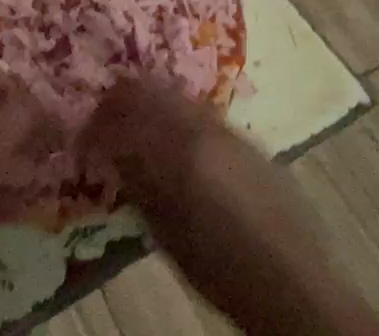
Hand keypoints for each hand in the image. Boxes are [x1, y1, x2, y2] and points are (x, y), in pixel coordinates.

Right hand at [83, 77, 378, 335]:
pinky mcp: (250, 142)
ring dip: (148, 104)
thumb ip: (136, 181)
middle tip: (102, 123)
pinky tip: (175, 145)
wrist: (295, 287)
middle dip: (118, 102)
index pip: (120, 116)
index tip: (83, 140)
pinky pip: (201, 114)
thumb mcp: (164, 229)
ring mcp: (230, 130)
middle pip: (148, 90)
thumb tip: (110, 151)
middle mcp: (203, 126)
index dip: (95, 126)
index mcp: (178, 148)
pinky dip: (177, 117)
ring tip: (135, 131)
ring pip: (176, 96)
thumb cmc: (220, 268)